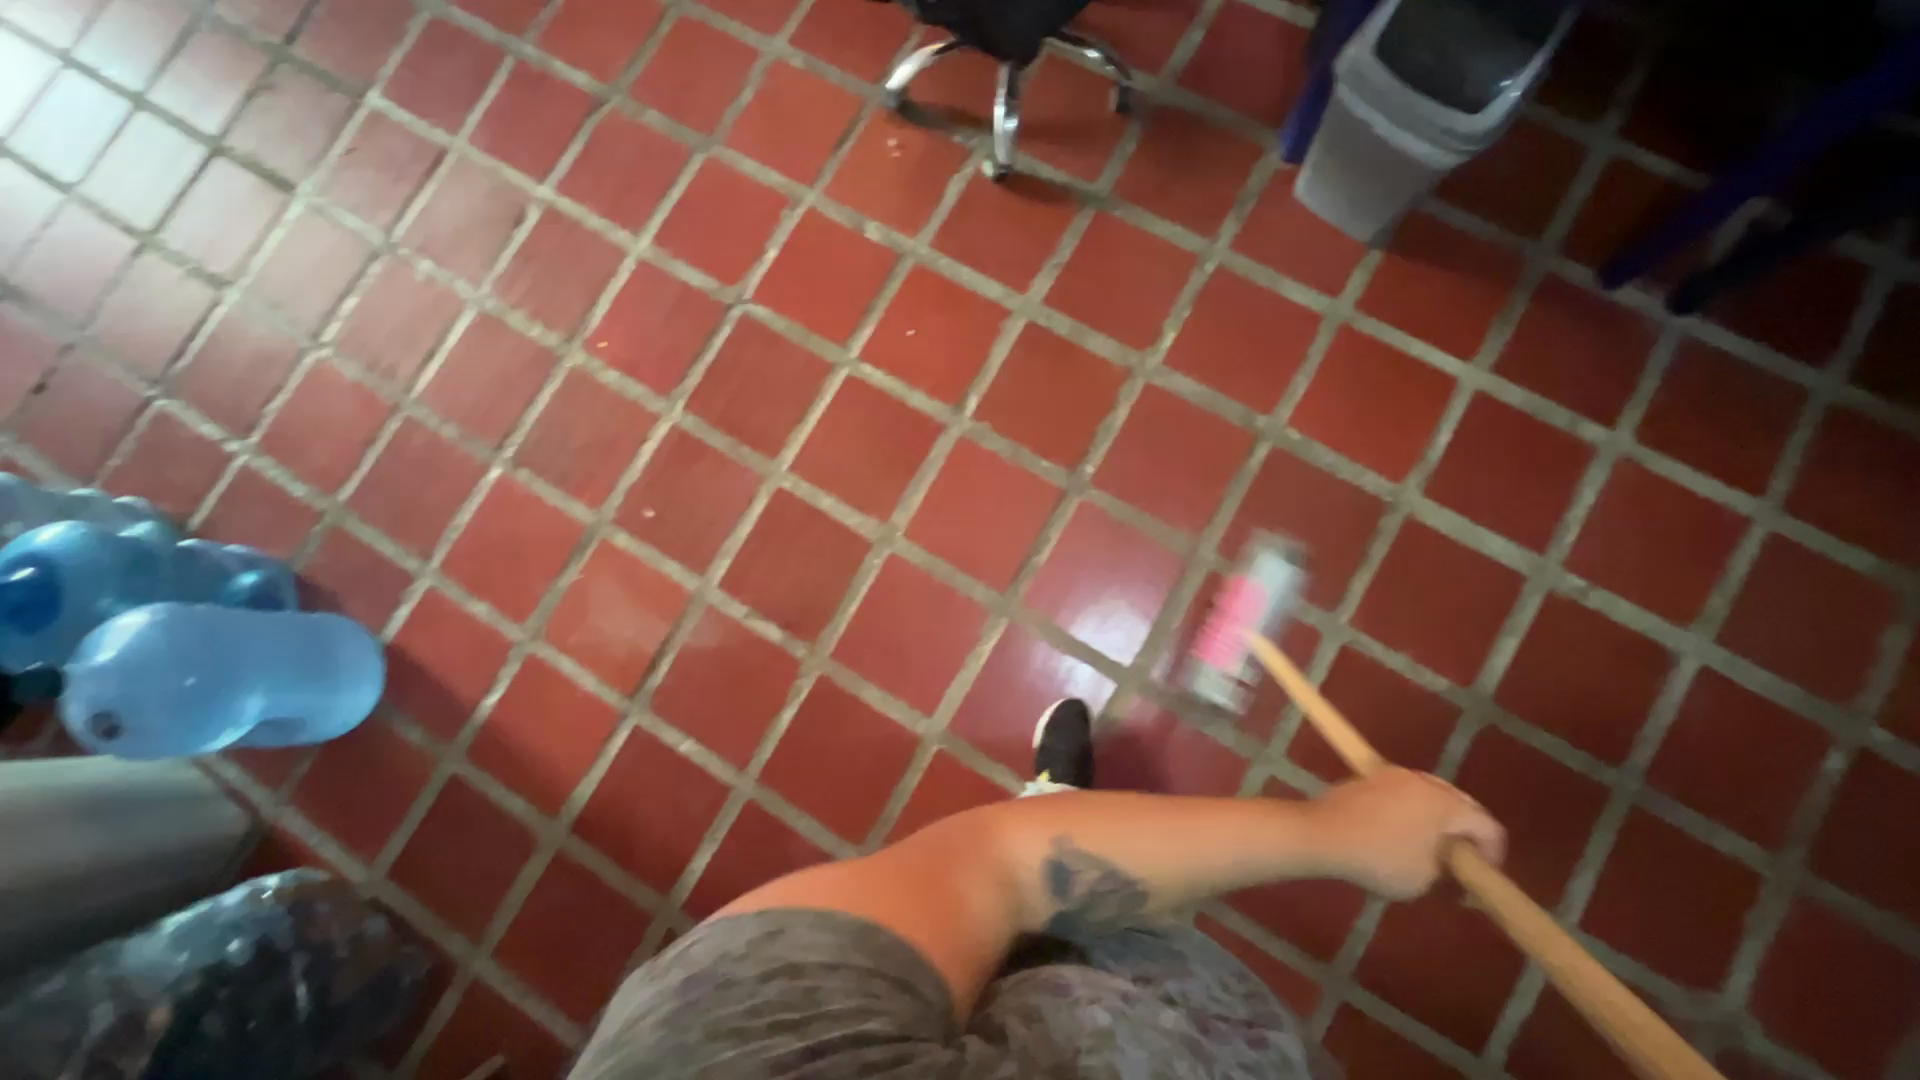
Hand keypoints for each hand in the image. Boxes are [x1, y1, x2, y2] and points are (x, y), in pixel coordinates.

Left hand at [1305, 767, 1505, 899]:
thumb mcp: (1425, 879)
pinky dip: (1412, 810)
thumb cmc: (1378, 858)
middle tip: (1462, 861)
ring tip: (1432, 846)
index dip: (1494, 854)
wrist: (1321, 833)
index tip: (1482, 879)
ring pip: (1432, 794)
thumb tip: (1448, 866)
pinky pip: (1404, 792)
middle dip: (1468, 833)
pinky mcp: (1369, 778)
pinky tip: (1402, 831)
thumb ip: (1448, 872)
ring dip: (1439, 819)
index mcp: (1446, 804)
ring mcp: (1393, 775)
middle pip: (1462, 804)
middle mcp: (1424, 781)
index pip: (1488, 826)